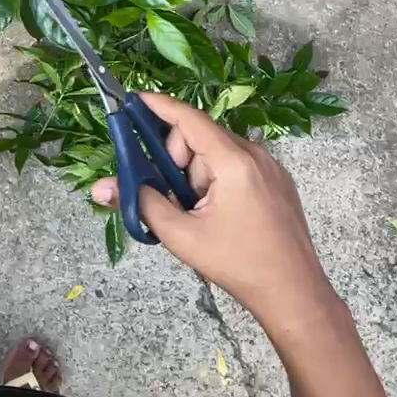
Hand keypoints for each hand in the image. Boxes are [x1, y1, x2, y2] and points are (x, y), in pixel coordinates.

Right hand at [92, 93, 339, 339]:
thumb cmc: (238, 265)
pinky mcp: (277, 180)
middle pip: (200, 136)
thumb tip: (101, 188)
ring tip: (199, 210)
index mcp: (234, 162)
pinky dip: (216, 176)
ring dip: (197, 172)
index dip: (159, 105)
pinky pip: (235, 162)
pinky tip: (217, 209)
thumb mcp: (181, 235)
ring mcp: (270, 166)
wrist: (295, 296)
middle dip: (178, 159)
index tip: (133, 100)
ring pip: (216, 150)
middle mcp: (255, 154)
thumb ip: (140, 203)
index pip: (189, 119)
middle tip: (176, 195)